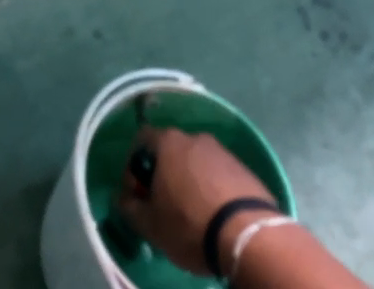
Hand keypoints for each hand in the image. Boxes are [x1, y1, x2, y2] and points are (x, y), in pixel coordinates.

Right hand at [116, 126, 276, 274]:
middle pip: (171, 151)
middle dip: (162, 175)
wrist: (248, 236)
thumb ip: (129, 207)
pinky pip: (219, 176)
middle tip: (161, 204)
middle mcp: (196, 138)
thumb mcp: (150, 224)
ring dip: (188, 182)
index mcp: (169, 142)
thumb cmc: (189, 223)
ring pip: (197, 163)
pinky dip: (211, 190)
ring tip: (189, 213)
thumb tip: (124, 199)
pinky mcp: (246, 171)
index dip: (132, 167)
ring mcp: (224, 153)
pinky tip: (213, 215)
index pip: (141, 140)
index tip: (136, 194)